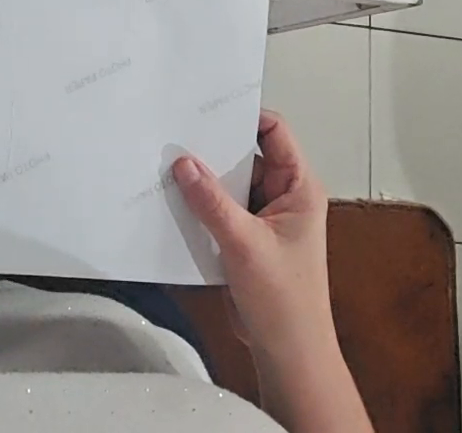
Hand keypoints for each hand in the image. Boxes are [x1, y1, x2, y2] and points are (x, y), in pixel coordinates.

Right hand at [173, 110, 333, 361]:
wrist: (287, 356)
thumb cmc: (281, 299)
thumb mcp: (244, 244)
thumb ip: (211, 201)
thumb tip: (181, 161)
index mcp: (298, 186)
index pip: (274, 131)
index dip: (245, 114)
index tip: (207, 106)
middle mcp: (281, 194)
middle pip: (246, 154)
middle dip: (214, 145)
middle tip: (175, 129)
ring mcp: (262, 216)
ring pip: (229, 182)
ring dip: (203, 175)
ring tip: (164, 157)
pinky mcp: (243, 236)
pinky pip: (219, 206)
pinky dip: (198, 201)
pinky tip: (169, 194)